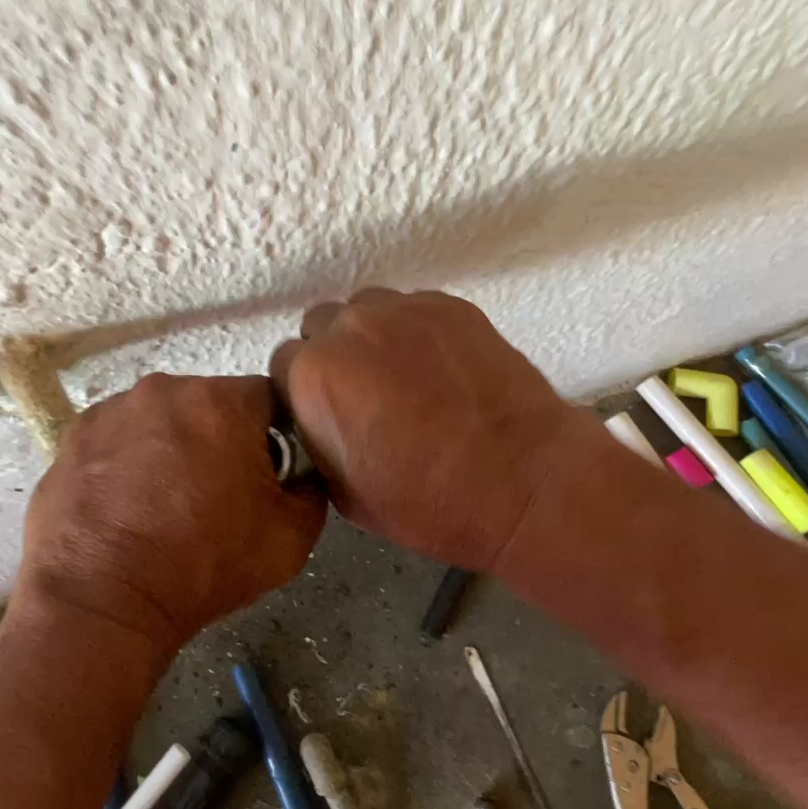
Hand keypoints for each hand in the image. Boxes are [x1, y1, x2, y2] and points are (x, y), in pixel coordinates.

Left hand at [17, 374, 327, 653]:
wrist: (102, 603)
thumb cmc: (203, 567)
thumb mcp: (290, 540)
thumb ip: (311, 491)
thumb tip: (302, 475)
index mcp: (222, 403)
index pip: (268, 400)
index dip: (273, 437)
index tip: (264, 475)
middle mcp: (165, 390)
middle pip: (209, 405)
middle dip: (218, 438)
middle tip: (214, 494)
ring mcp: (112, 410)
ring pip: (160, 419)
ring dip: (170, 446)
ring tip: (163, 502)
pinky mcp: (75, 436)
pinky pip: (118, 437)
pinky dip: (127, 459)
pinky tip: (125, 503)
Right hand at [270, 288, 595, 570]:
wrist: (523, 481)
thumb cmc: (427, 502)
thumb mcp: (343, 493)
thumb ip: (316, 440)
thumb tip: (319, 422)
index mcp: (312, 374)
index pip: (284, 365)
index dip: (304, 394)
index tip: (327, 415)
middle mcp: (350, 327)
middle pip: (321, 327)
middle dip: (334, 357)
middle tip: (365, 396)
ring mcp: (403, 310)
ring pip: (366, 311)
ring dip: (371, 338)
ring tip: (403, 378)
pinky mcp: (449, 306)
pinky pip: (413, 311)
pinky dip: (416, 334)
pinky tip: (440, 371)